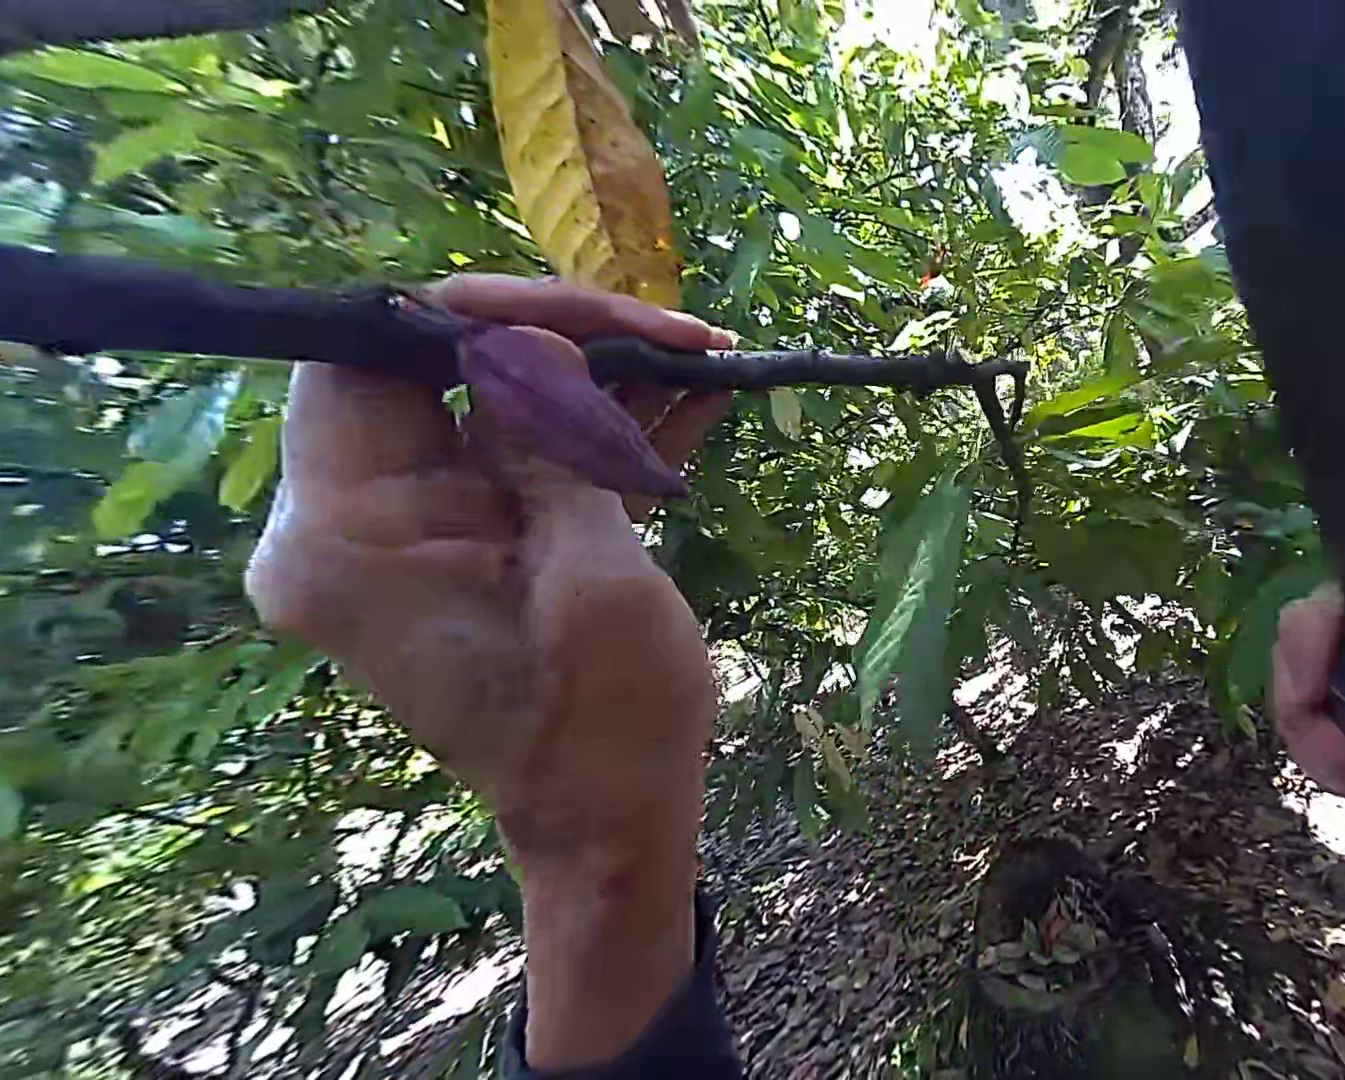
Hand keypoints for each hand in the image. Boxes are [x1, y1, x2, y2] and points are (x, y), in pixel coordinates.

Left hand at [246, 276, 733, 1067]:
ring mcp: (446, 530)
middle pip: (460, 380)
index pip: (375, 362)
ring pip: (524, 417)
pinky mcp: (506, 543)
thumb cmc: (612, 720)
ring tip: (709, 358)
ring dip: (618, 387)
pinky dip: (624, 433)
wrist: (621, 808)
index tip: (596, 316)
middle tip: (685, 337)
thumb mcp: (595, 582)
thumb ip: (556, 459)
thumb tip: (529, 340)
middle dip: (579, 346)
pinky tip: (700, 400)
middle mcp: (377, 519)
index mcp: (355, 533)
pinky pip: (557, 463)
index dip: (482, 319)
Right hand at [1271, 588, 1344, 1008]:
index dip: (1324, 630)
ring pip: (1319, 663)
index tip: (1306, 690)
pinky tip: (1343, 773)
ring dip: (1308, 718)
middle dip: (1306, 684)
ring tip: (1336, 770)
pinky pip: (1324, 696)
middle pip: (1334, 625)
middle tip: (1318, 742)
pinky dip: (1317, 735)